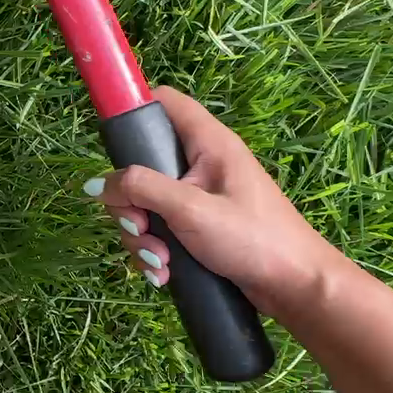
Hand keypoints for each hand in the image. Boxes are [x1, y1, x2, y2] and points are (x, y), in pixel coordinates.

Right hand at [87, 86, 351, 323]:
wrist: (295, 288)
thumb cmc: (254, 239)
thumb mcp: (190, 210)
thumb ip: (140, 189)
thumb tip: (97, 184)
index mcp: (208, 145)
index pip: (163, 103)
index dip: (133, 112)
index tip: (109, 143)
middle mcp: (198, 165)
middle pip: (137, 166)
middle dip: (127, 203)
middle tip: (139, 226)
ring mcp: (194, 196)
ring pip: (140, 204)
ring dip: (139, 235)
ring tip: (159, 261)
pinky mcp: (192, 225)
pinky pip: (153, 229)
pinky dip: (151, 251)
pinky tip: (163, 271)